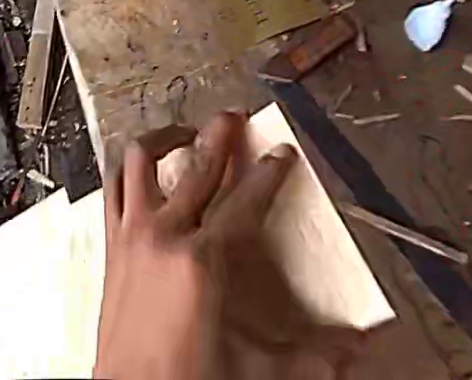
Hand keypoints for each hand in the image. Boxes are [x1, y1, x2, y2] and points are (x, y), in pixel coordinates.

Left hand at [94, 111, 294, 379]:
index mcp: (202, 260)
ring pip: (141, 162)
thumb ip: (312, 359)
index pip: (244, 203)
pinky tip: (142, 171)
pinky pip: (114, 189)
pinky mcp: (112, 243)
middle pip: (194, 167)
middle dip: (218, 137)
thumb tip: (359, 350)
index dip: (267, 175)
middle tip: (232, 117)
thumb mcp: (258, 372)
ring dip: (162, 139)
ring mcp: (131, 233)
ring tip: (182, 132)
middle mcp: (163, 233)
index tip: (281, 153)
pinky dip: (129, 170)